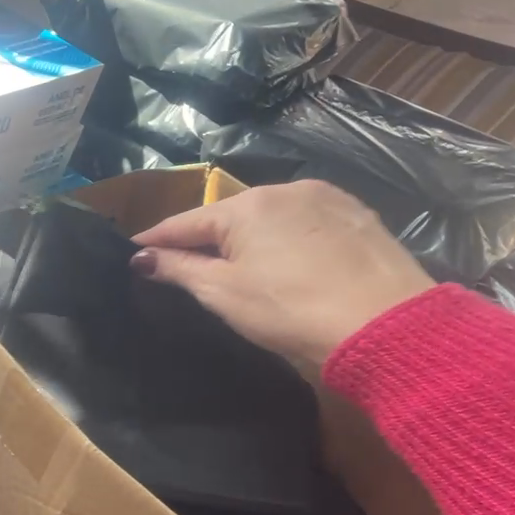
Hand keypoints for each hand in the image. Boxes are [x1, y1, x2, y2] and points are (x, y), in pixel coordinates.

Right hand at [130, 179, 434, 363]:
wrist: (383, 324)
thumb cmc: (287, 308)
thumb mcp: (220, 291)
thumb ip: (177, 268)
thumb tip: (141, 257)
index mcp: (246, 205)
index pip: (182, 223)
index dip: (153, 241)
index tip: (130, 255)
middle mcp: (285, 190)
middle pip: (225, 217)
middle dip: (201, 239)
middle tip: (178, 267)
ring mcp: (327, 199)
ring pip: (265, 218)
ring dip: (243, 239)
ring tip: (229, 266)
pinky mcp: (356, 216)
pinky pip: (300, 223)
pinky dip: (280, 240)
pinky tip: (279, 263)